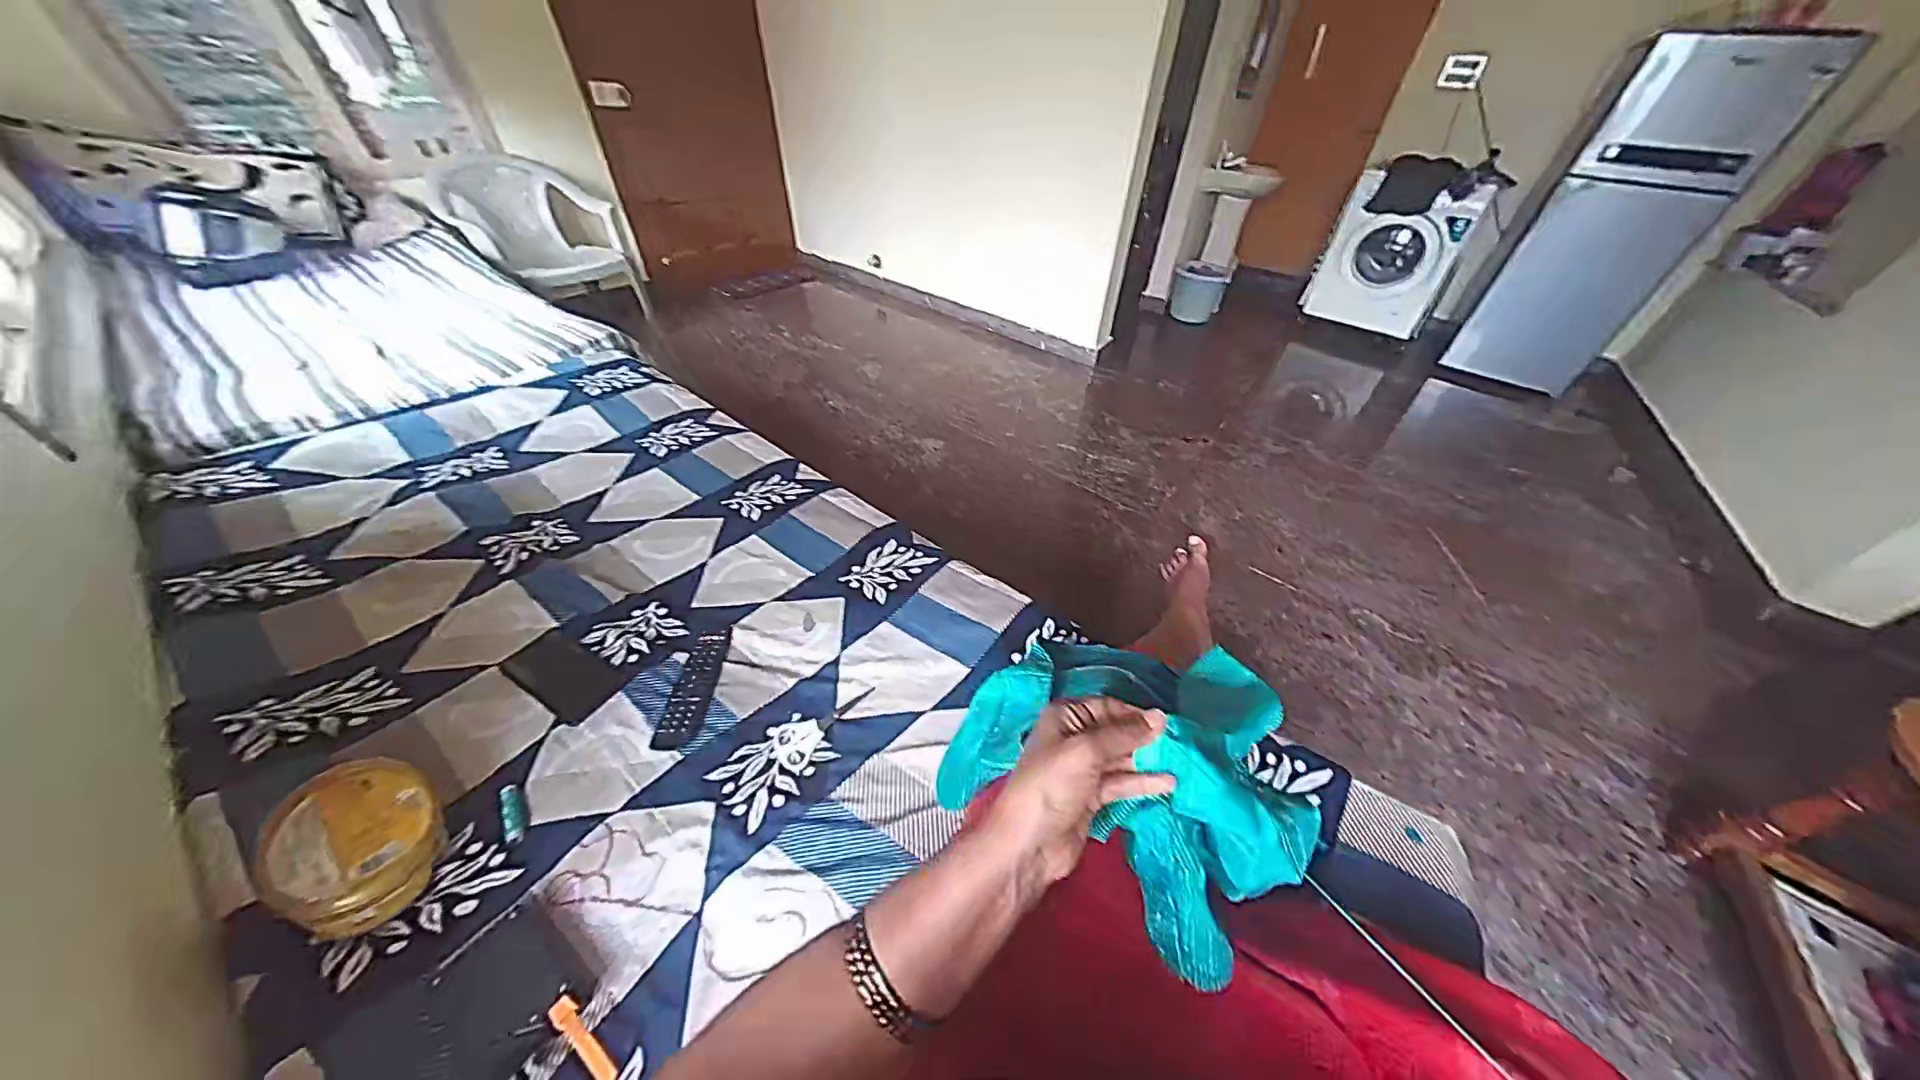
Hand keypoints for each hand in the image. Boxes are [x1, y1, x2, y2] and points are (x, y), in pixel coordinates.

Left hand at [978, 697, 1174, 891]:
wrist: (1030, 843)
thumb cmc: (1052, 785)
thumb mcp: (1087, 751)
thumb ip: (1125, 734)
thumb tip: (1160, 717)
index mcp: (1064, 718)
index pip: (1105, 706)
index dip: (1133, 713)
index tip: (1165, 723)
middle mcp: (1072, 738)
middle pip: (1115, 732)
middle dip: (1143, 737)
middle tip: (1178, 743)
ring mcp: (1082, 769)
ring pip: (1120, 758)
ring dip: (1146, 760)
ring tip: (1179, 762)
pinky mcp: (1091, 796)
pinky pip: (1120, 783)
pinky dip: (1141, 782)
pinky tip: (1167, 784)